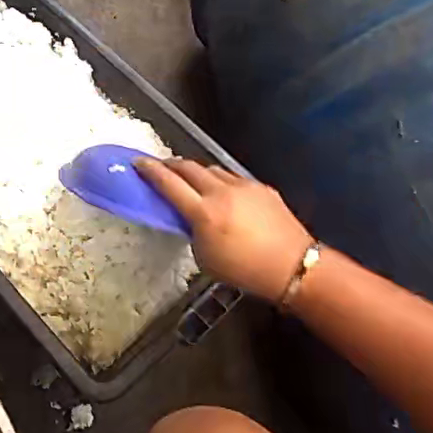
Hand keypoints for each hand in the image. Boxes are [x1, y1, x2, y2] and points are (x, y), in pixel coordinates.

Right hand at [135, 158, 313, 301]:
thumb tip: (187, 216)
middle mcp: (221, 192)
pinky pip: (232, 178)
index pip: (168, 182)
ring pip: (211, 169)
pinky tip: (221, 194)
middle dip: (170, 165)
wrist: (294, 267)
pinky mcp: (261, 187)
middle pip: (188, 167)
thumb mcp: (204, 256)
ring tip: (190, 181)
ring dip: (196, 172)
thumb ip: (191, 230)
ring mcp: (243, 187)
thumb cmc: (244, 270)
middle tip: (159, 168)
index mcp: (203, 212)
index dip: (150, 170)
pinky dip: (220, 182)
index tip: (138, 162)